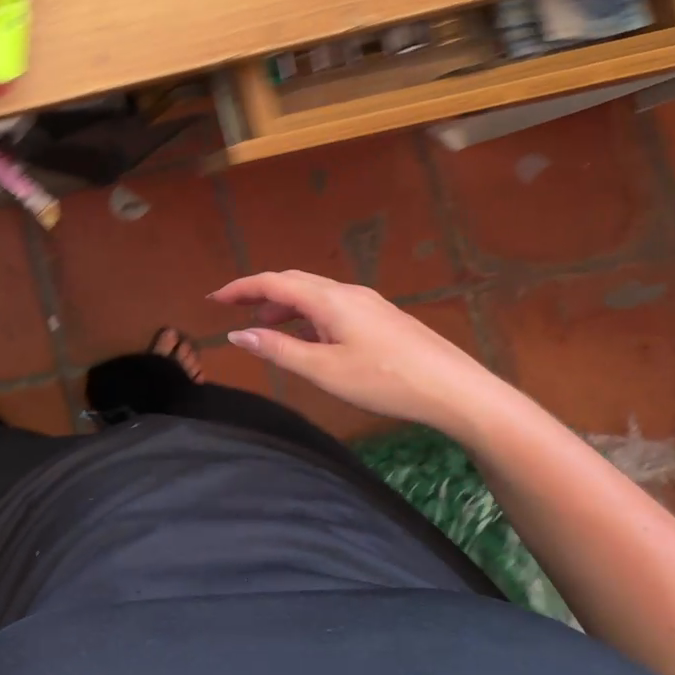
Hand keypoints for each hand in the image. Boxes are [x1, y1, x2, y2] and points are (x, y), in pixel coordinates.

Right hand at [209, 270, 510, 429]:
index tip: (213, 299)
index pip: (272, 283)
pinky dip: (307, 314)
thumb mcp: (323, 370)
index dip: (239, 288)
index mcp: (329, 300)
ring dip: (284, 305)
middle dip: (259, 293)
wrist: (461, 393)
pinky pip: (333, 305)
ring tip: (267, 329)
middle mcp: (348, 293)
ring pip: (314, 293)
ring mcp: (370, 304)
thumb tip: (237, 334)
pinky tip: (311, 339)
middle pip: (293, 281)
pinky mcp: (384, 319)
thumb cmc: (386, 381)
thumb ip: (278, 349)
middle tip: (234, 310)